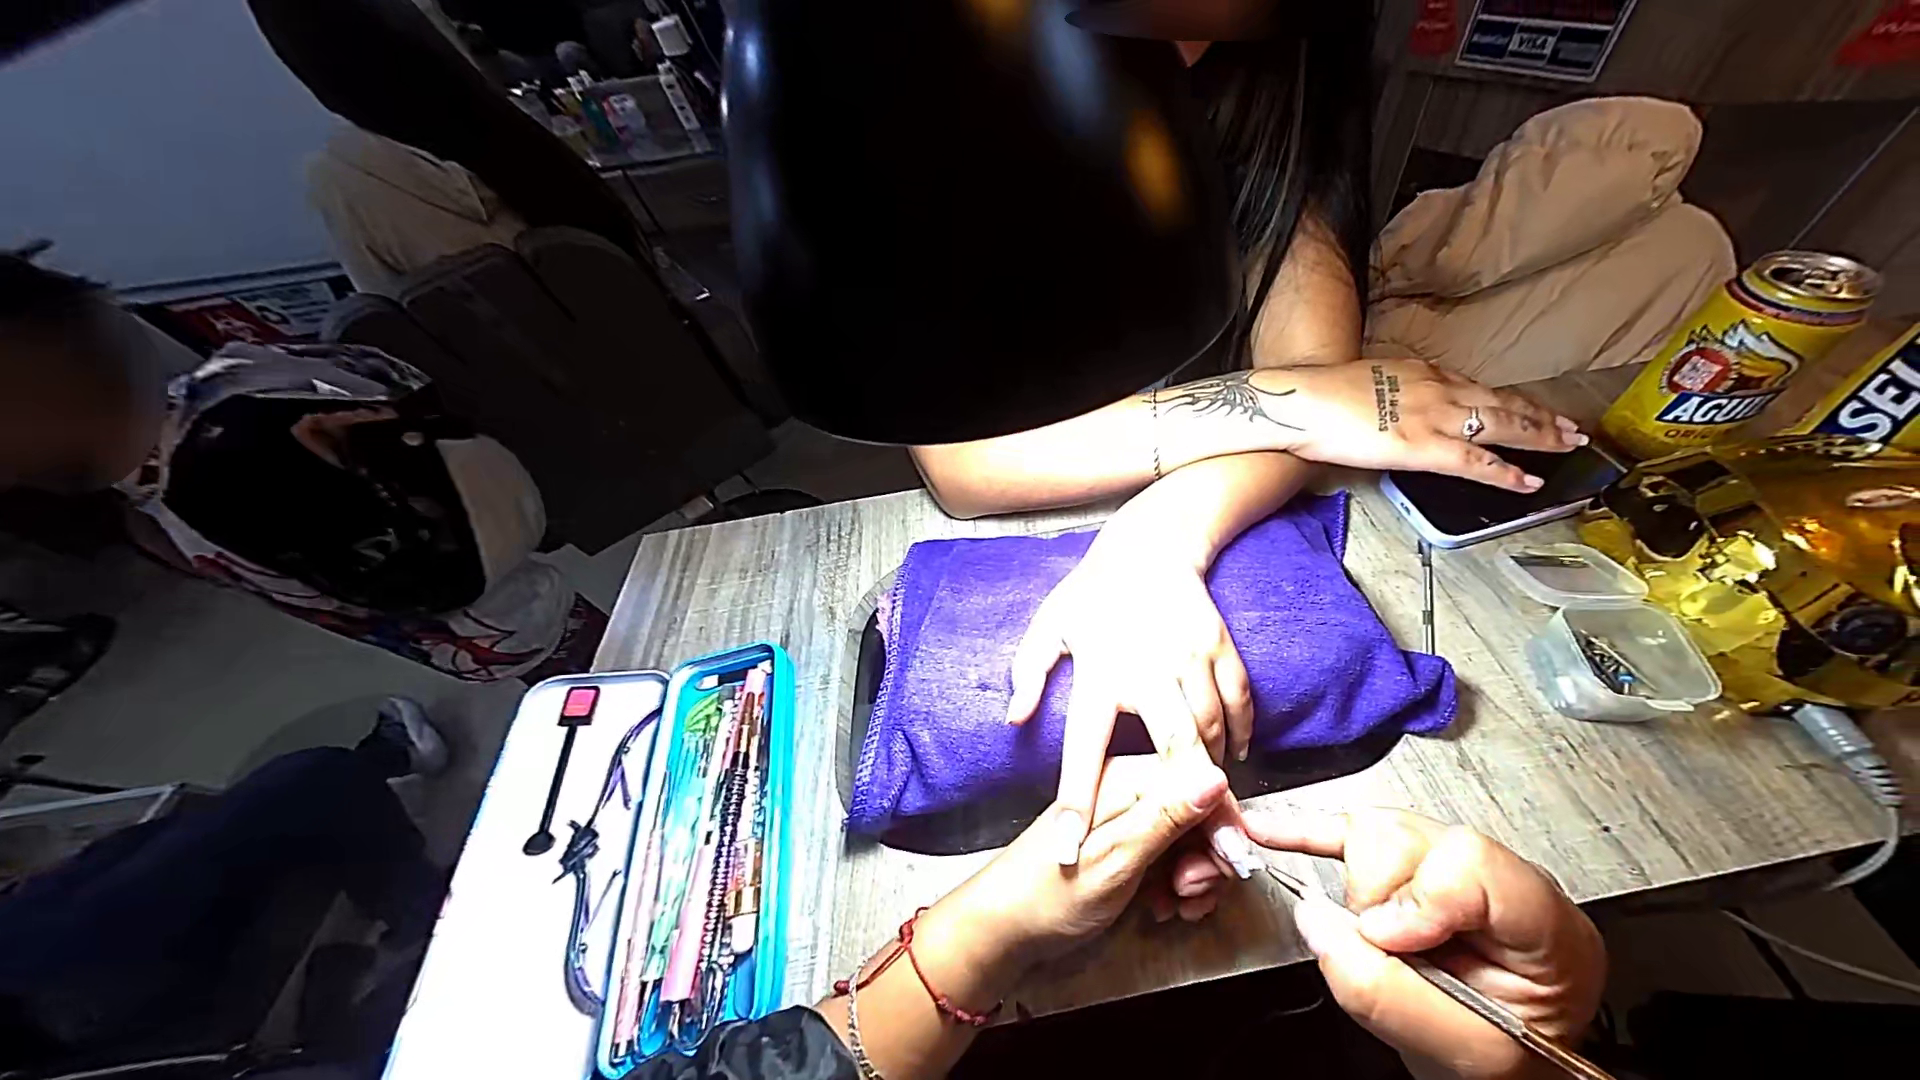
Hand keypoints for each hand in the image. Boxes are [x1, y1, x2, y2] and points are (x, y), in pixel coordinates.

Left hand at [937, 755, 1231, 969]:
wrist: (1007, 923)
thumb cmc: (1050, 893)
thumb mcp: (1116, 858)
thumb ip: (1166, 817)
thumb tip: (1214, 777)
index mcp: (1123, 777)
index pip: (1199, 782)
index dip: (1224, 826)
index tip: (1231, 867)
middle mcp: (1126, 786)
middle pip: (1198, 811)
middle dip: (1207, 857)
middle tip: (1189, 892)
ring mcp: (1124, 813)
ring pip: (1188, 837)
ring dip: (1194, 875)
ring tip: (1173, 903)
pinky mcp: (1124, 838)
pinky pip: (1170, 853)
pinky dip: (1177, 882)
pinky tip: (1163, 903)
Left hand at [1007, 521, 1253, 864]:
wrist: (1149, 545)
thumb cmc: (1092, 591)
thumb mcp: (1050, 625)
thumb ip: (1029, 672)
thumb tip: (1014, 719)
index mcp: (1100, 673)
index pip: (1085, 750)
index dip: (1076, 805)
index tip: (1070, 853)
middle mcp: (1148, 671)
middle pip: (1176, 751)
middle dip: (1181, 800)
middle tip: (1184, 835)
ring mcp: (1190, 659)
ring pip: (1212, 733)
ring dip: (1210, 770)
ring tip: (1203, 798)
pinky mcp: (1221, 649)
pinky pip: (1240, 705)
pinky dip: (1241, 735)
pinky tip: (1232, 753)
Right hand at [1247, 809, 1605, 1079]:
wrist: (1490, 1064)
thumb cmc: (1495, 1062)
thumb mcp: (1457, 1047)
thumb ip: (1383, 988)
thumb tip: (1315, 916)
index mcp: (1543, 926)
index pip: (1470, 863)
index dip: (1419, 897)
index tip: (1389, 939)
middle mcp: (1496, 876)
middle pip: (1407, 838)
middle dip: (1374, 894)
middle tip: (1381, 945)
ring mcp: (1444, 858)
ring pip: (1371, 827)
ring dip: (1351, 880)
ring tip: (1366, 927)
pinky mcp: (1397, 855)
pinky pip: (1341, 828)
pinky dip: (1300, 832)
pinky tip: (1267, 830)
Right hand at [1252, 359, 1583, 491]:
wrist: (1303, 401)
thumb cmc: (1318, 392)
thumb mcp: (1362, 380)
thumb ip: (1386, 392)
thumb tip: (1386, 408)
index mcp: (1419, 373)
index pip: (1473, 386)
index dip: (1503, 398)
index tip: (1521, 404)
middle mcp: (1439, 390)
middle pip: (1501, 403)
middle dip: (1539, 415)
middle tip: (1569, 426)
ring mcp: (1436, 419)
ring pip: (1503, 427)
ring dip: (1540, 436)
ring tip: (1567, 445)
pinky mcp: (1426, 448)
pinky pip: (1477, 462)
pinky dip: (1507, 472)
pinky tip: (1529, 481)